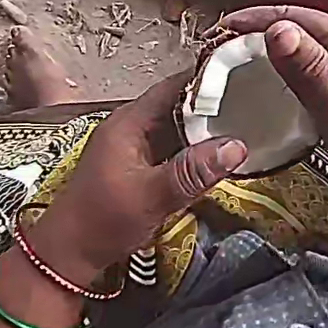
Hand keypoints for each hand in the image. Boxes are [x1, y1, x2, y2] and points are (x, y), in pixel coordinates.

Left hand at [26, 74, 247, 285]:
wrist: (70, 253)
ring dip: (204, 128)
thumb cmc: (104, 219)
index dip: (206, 78)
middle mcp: (130, 127)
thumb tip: (237, 145)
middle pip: (176, 105)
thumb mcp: (151, 196)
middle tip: (257, 101)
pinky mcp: (137, 167)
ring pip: (175, 128)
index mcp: (128, 122)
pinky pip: (170, 148)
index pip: (172, 87)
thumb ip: (192, 171)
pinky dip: (193, 148)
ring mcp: (133, 147)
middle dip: (212, 103)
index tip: (244, 74)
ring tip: (249, 122)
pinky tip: (219, 154)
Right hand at [221, 5, 327, 197]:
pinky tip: (279, 70)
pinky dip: (294, 54)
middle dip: (259, 28)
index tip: (218, 32)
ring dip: (276, 40)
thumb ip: (310, 71)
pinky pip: (322, 49)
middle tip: (222, 47)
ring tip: (242, 57)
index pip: (293, 16)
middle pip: (302, 20)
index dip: (252, 20)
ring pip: (311, 34)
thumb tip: (275, 29)